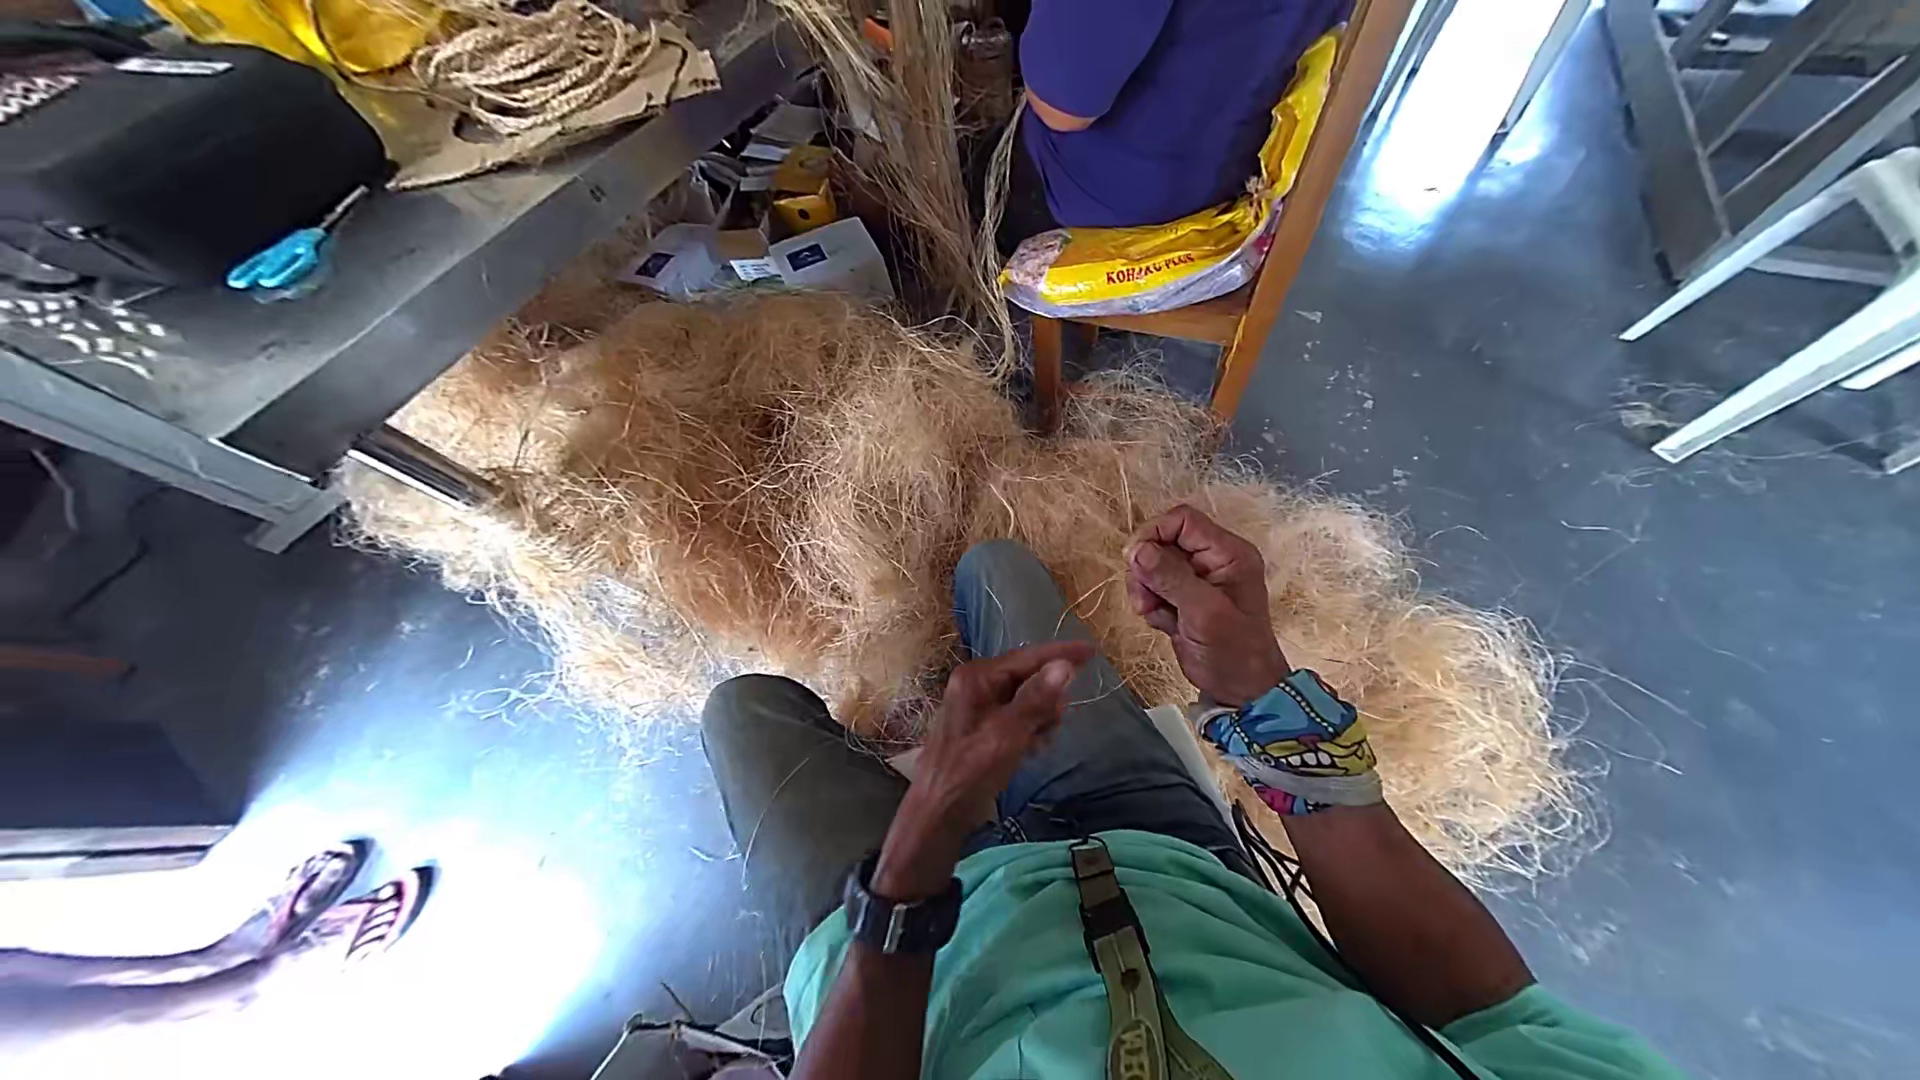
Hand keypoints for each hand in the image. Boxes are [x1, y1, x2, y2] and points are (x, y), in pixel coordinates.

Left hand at [873, 640, 1093, 898]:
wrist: (939, 811)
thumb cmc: (971, 770)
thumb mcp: (1008, 733)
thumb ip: (1036, 699)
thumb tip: (1064, 666)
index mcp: (977, 677)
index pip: (1027, 656)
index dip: (1061, 654)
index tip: (1092, 651)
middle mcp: (977, 683)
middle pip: (1029, 677)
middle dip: (1047, 700)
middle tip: (1050, 726)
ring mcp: (979, 704)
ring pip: (1027, 699)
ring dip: (1040, 719)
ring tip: (1036, 743)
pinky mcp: (984, 725)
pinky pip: (1018, 716)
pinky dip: (1030, 730)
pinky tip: (1030, 750)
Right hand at [1126, 504, 1289, 706]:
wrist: (1241, 691)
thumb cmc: (1233, 652)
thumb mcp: (1203, 613)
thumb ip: (1171, 578)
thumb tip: (1137, 550)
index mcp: (1227, 553)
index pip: (1182, 520)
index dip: (1154, 533)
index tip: (1135, 559)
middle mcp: (1211, 560)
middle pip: (1161, 541)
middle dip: (1146, 569)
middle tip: (1146, 598)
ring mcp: (1196, 579)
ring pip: (1151, 564)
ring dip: (1144, 589)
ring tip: (1155, 614)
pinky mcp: (1182, 597)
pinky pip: (1151, 586)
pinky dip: (1149, 603)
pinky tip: (1163, 623)